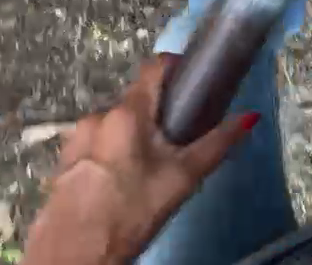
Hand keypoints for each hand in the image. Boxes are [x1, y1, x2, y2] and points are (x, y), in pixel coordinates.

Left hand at [23, 56, 260, 264]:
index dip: (177, 67)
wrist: (71, 264)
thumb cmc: (131, 214)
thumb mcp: (182, 179)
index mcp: (126, 112)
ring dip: (133, 134)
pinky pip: (95, 143)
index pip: (155, 66)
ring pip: (115, 122)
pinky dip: (111, 152)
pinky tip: (119, 183)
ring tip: (147, 167)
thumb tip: (251, 116)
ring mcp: (74, 140)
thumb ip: (218, 143)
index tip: (193, 85)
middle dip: (157, 113)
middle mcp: (96, 116)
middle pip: (136, 99)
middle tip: (175, 140)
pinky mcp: (60, 164)